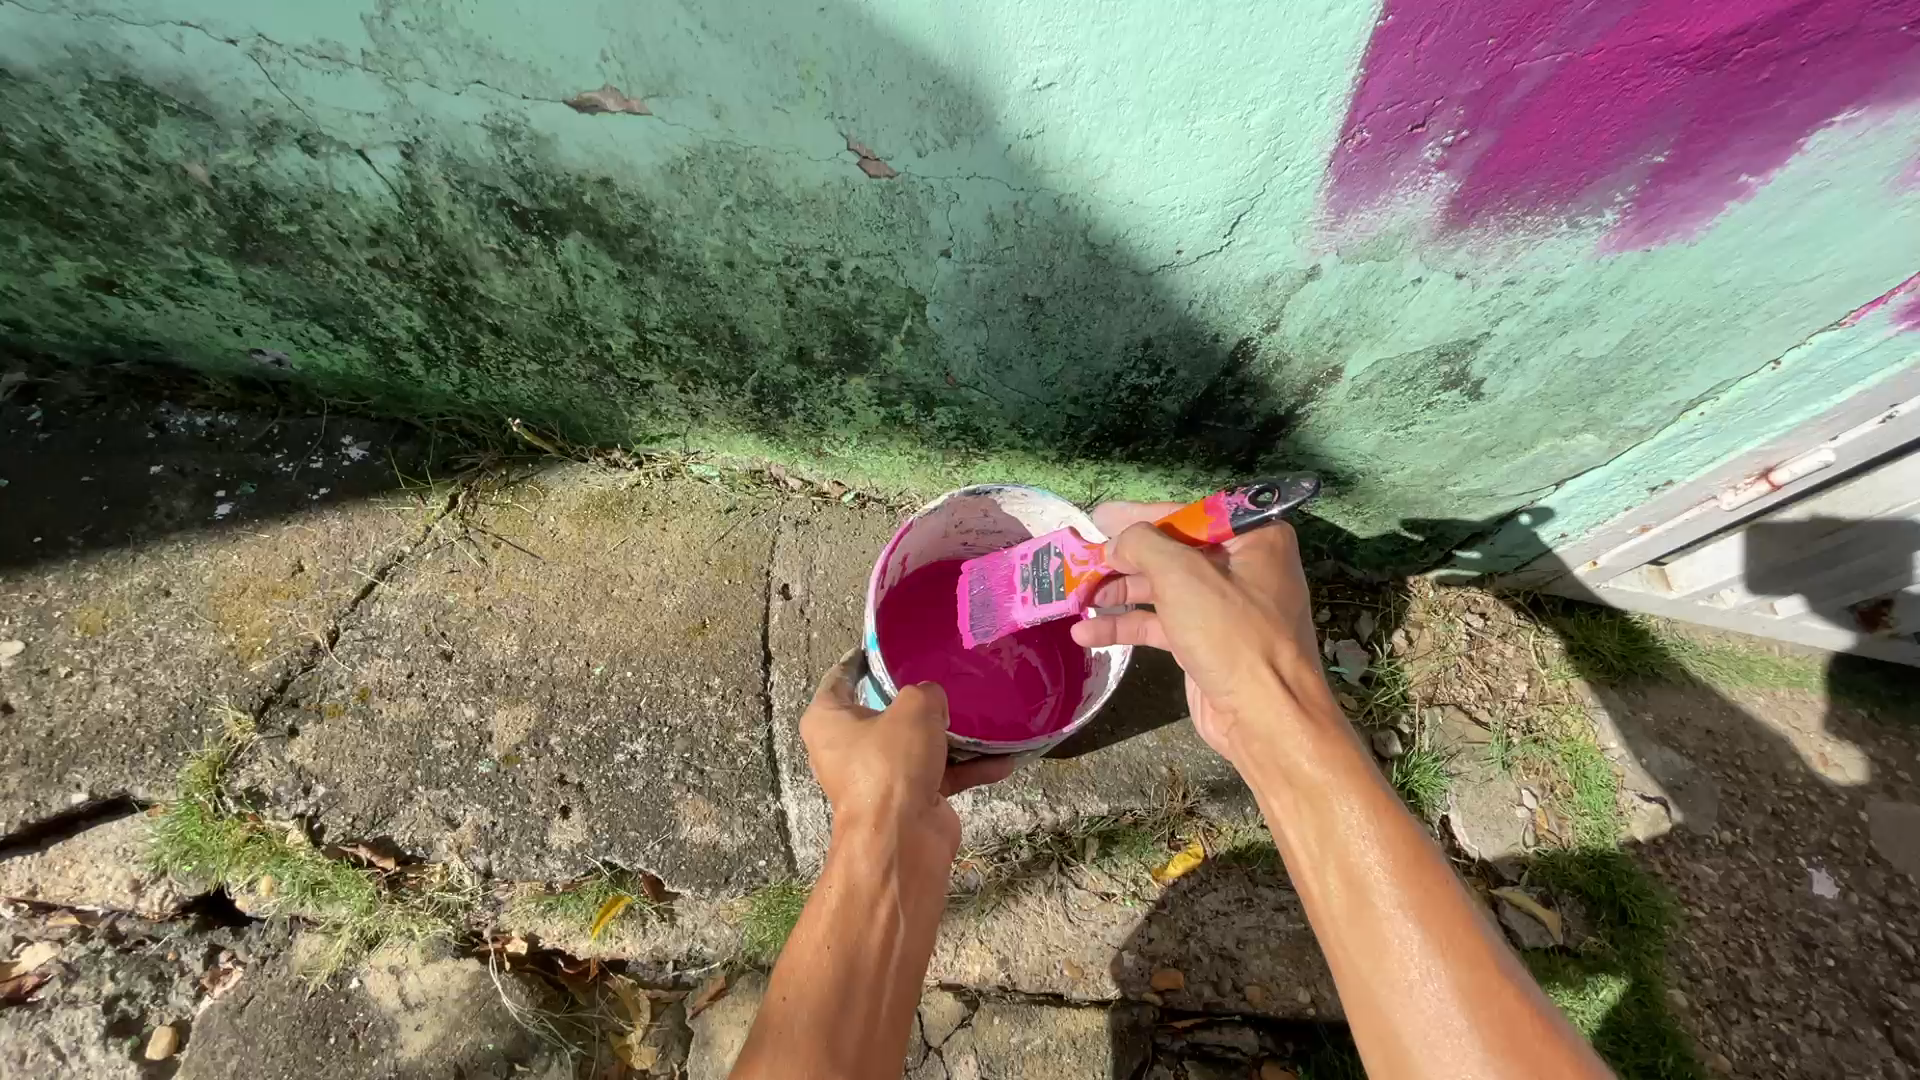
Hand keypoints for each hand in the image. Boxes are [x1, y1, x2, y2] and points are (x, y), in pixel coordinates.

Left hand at [801, 650, 1015, 862]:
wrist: (903, 839)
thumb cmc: (892, 762)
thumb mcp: (914, 708)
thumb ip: (927, 693)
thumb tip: (934, 704)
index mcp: (828, 720)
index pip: (840, 678)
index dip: (863, 658)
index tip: (886, 644)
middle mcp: (847, 748)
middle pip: (884, 712)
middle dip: (915, 699)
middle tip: (944, 676)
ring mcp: (878, 777)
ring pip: (916, 745)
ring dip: (950, 736)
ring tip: (982, 714)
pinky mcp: (908, 800)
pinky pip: (939, 774)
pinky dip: (967, 768)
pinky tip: (1002, 758)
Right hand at [1069, 503, 1336, 759]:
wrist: (1266, 719)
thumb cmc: (1230, 634)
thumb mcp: (1182, 575)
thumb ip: (1142, 544)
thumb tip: (1116, 540)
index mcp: (1254, 539)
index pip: (1187, 515)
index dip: (1139, 516)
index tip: (1099, 517)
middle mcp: (1242, 567)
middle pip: (1171, 552)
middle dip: (1123, 560)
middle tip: (1080, 559)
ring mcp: (1224, 607)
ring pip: (1161, 589)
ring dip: (1118, 593)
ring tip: (1077, 598)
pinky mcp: (1206, 641)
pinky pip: (1161, 623)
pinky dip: (1127, 625)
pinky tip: (1087, 634)